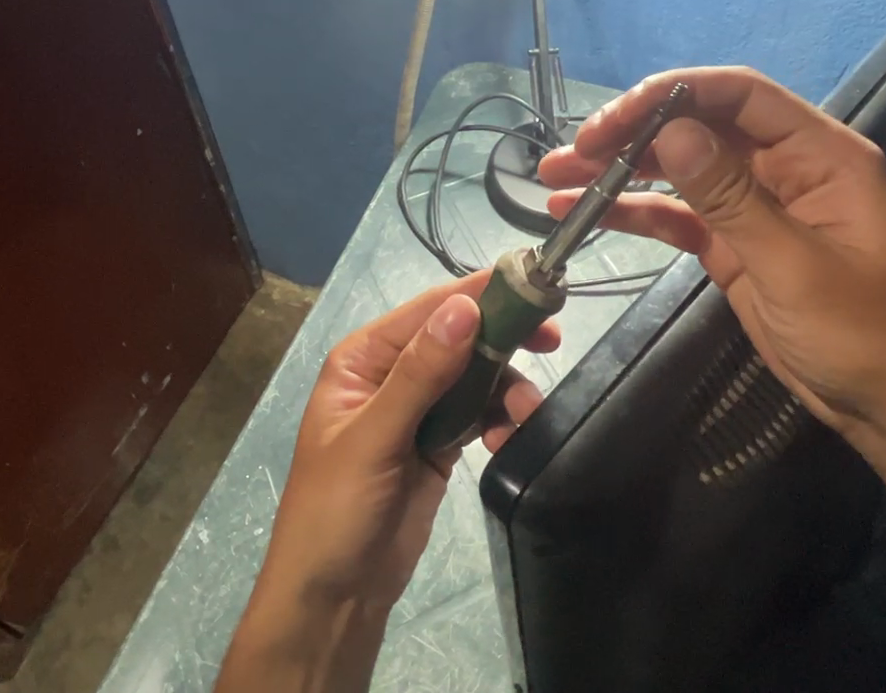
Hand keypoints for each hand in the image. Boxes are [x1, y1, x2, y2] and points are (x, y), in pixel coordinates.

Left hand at [219, 273, 557, 691]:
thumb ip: (421, 373)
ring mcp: (419, 408)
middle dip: (502, 339)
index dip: (478, 297)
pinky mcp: (440, 441)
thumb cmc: (335, 510)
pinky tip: (506, 441)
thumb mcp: (373, 438)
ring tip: (528, 415)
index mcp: (365, 357)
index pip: (428, 311)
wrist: (334, 596)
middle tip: (552, 339)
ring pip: (476, 376)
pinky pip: (480, 412)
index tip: (530, 289)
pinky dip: (500, 419)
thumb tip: (464, 307)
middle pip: (458, 337)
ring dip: (507, 389)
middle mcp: (393, 372)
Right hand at [539, 66, 885, 445]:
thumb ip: (732, 198)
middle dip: (633, 132)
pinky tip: (583, 212)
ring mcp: (754, 205)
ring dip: (620, 170)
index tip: (615, 117)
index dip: (674, 94)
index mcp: (820, 156)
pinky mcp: (731, 243)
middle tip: (573, 149)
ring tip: (556, 175)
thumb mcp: (796, 268)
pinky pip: (677, 215)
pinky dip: (633, 212)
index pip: (741, 96)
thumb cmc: (864, 336)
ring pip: (679, 169)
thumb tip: (670, 133)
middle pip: (700, 127)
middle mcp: (784, 168)